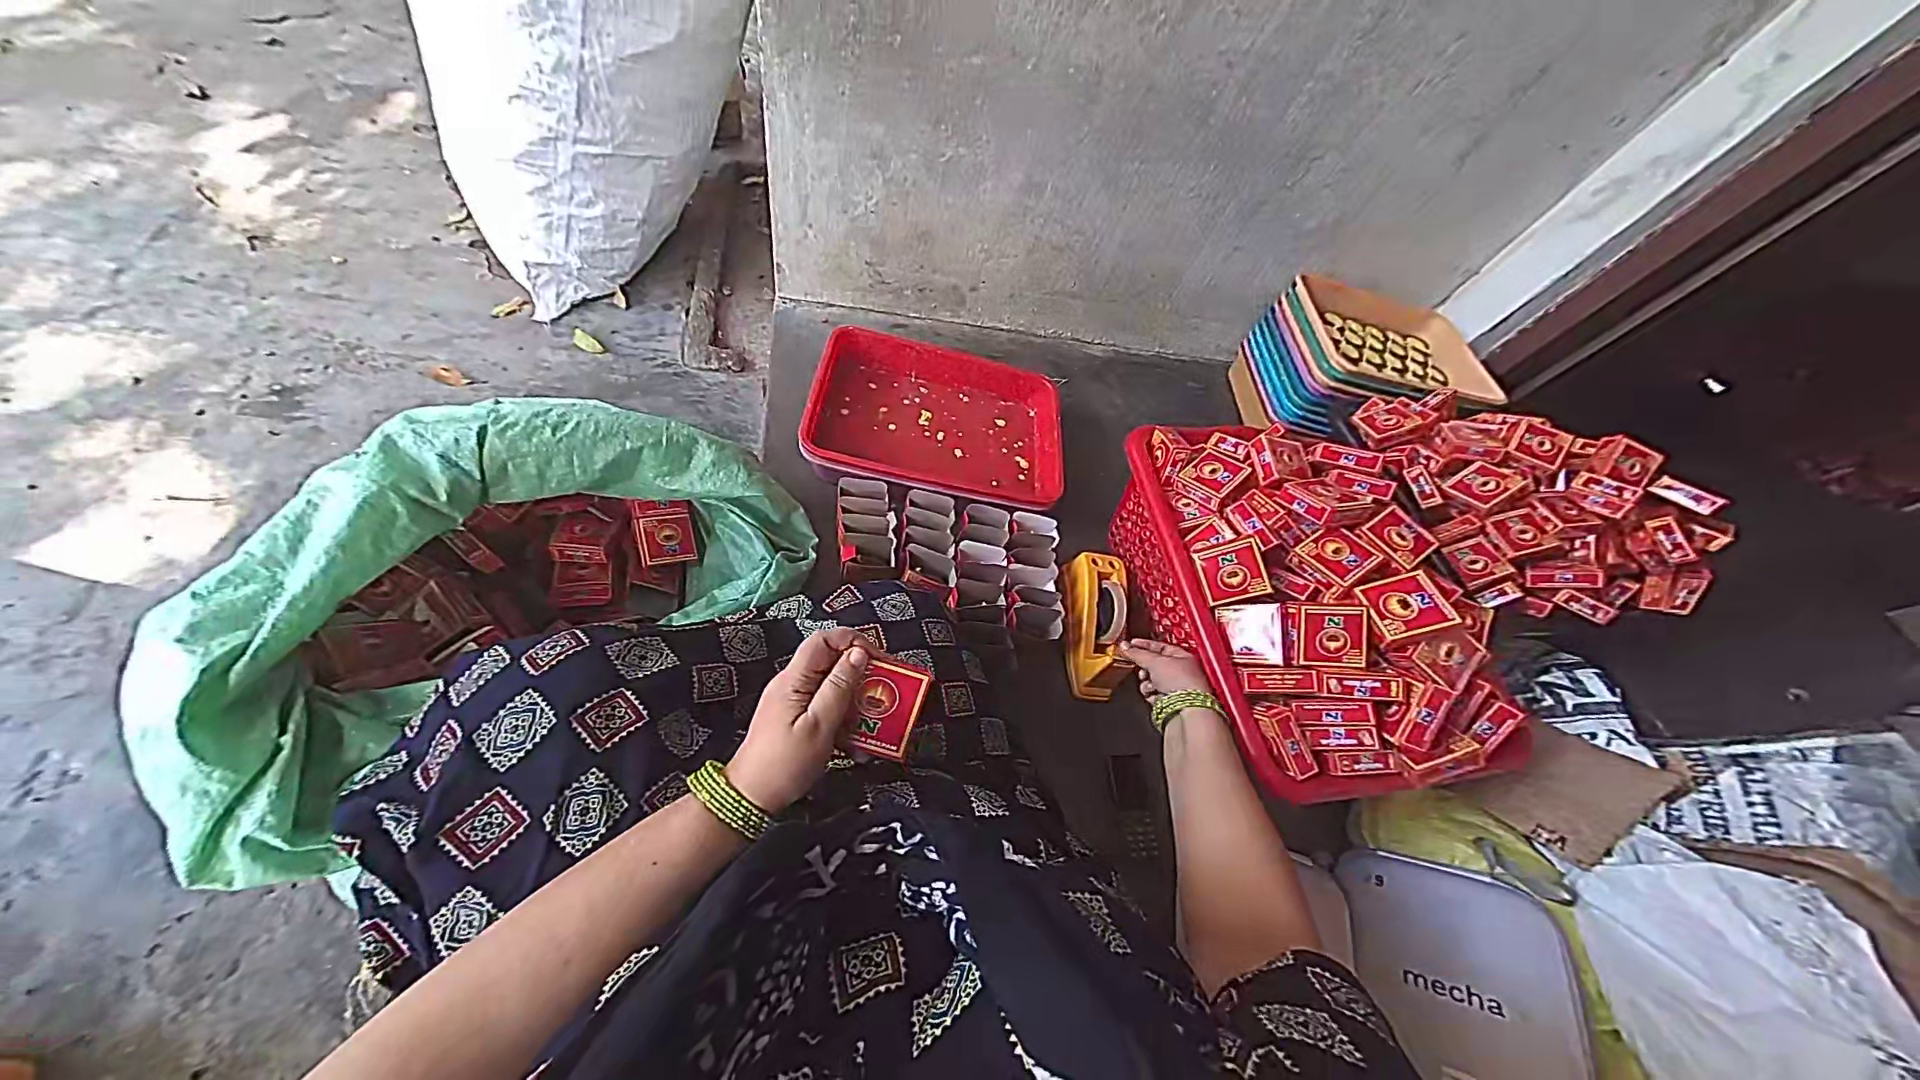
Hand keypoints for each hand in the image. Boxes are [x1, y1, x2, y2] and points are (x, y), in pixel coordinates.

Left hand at [727, 628, 870, 812]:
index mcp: (794, 679)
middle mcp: (792, 684)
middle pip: (832, 661)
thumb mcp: (820, 726)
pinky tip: (852, 739)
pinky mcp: (797, 716)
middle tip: (879, 693)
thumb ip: (840, 687)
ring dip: (854, 701)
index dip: (854, 642)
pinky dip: (843, 718)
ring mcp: (793, 700)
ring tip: (866, 723)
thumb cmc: (782, 766)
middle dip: (859, 676)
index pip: (825, 639)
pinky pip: (826, 705)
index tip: (877, 660)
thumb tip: (858, 654)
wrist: (751, 797)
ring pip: (833, 685)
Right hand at [1118, 638, 1211, 699]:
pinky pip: (1153, 693)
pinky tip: (1154, 694)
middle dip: (1145, 667)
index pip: (1159, 646)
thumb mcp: (1154, 661)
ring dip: (1147, 682)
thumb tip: (1126, 647)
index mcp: (1182, 656)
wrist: (1185, 708)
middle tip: (1142, 668)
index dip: (1144, 645)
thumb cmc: (1182, 682)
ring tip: (1150, 684)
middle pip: (1154, 664)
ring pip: (1151, 680)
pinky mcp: (1169, 701)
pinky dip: (1150, 693)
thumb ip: (1137, 653)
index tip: (1132, 644)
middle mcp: (1181, 671)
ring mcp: (1175, 687)